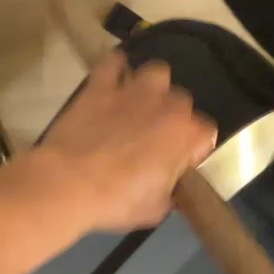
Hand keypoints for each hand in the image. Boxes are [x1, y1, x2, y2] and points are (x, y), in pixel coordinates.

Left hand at [21, 53, 217, 232]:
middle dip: (171, 120)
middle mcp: (168, 105)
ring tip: (137, 109)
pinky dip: (116, 71)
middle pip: (181, 104)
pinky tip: (111, 84)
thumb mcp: (155, 209)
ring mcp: (135, 90)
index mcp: (188, 135)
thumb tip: (170, 190)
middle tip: (151, 143)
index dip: (191, 151)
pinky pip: (114, 64)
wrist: (68, 184)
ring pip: (156, 75)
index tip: (176, 166)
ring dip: (152, 90)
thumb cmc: (116, 201)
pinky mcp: (102, 85)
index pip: (205, 135)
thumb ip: (171, 193)